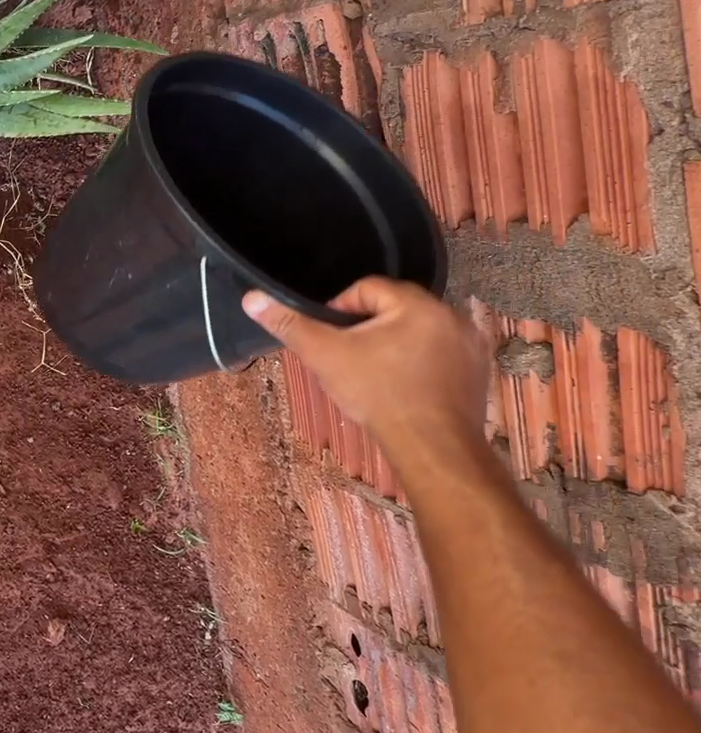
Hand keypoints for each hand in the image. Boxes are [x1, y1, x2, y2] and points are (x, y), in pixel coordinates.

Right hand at [243, 277, 490, 465]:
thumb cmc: (376, 392)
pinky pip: (438, 349)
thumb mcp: (323, 354)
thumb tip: (251, 298)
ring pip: (416, 328)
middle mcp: (453, 316)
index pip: (366, 288)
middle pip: (393, 306)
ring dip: (392, 340)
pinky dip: (417, 358)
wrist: (432, 444)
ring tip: (371, 368)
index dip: (339, 309)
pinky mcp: (480, 369)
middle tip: (346, 353)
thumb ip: (289, 323)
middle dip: (366, 325)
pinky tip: (401, 381)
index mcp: (418, 305)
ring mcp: (472, 344)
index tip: (330, 337)